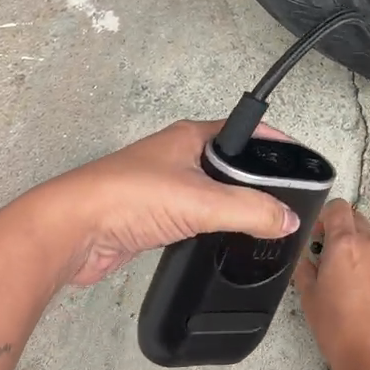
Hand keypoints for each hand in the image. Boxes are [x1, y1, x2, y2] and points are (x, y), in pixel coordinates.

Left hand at [40, 120, 299, 285]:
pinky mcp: (152, 215)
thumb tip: (287, 218)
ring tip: (258, 220)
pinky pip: (193, 216)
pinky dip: (210, 225)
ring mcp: (164, 185)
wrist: (72, 231)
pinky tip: (220, 239)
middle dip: (255, 178)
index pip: (244, 131)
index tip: (296, 156)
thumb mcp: (201, 202)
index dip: (272, 141)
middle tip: (284, 195)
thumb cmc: (124, 197)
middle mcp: (178, 156)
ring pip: (211, 191)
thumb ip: (250, 210)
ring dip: (231, 204)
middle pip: (230, 163)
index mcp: (190, 137)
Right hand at [293, 200, 369, 369]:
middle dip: (341, 228)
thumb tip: (306, 258)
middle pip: (356, 218)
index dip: (324, 216)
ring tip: (348, 269)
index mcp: (344, 243)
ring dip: (359, 241)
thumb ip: (305, 269)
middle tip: (328, 253)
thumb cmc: (337, 327)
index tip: (317, 235)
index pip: (337, 208)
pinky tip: (365, 285)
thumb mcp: (309, 297)